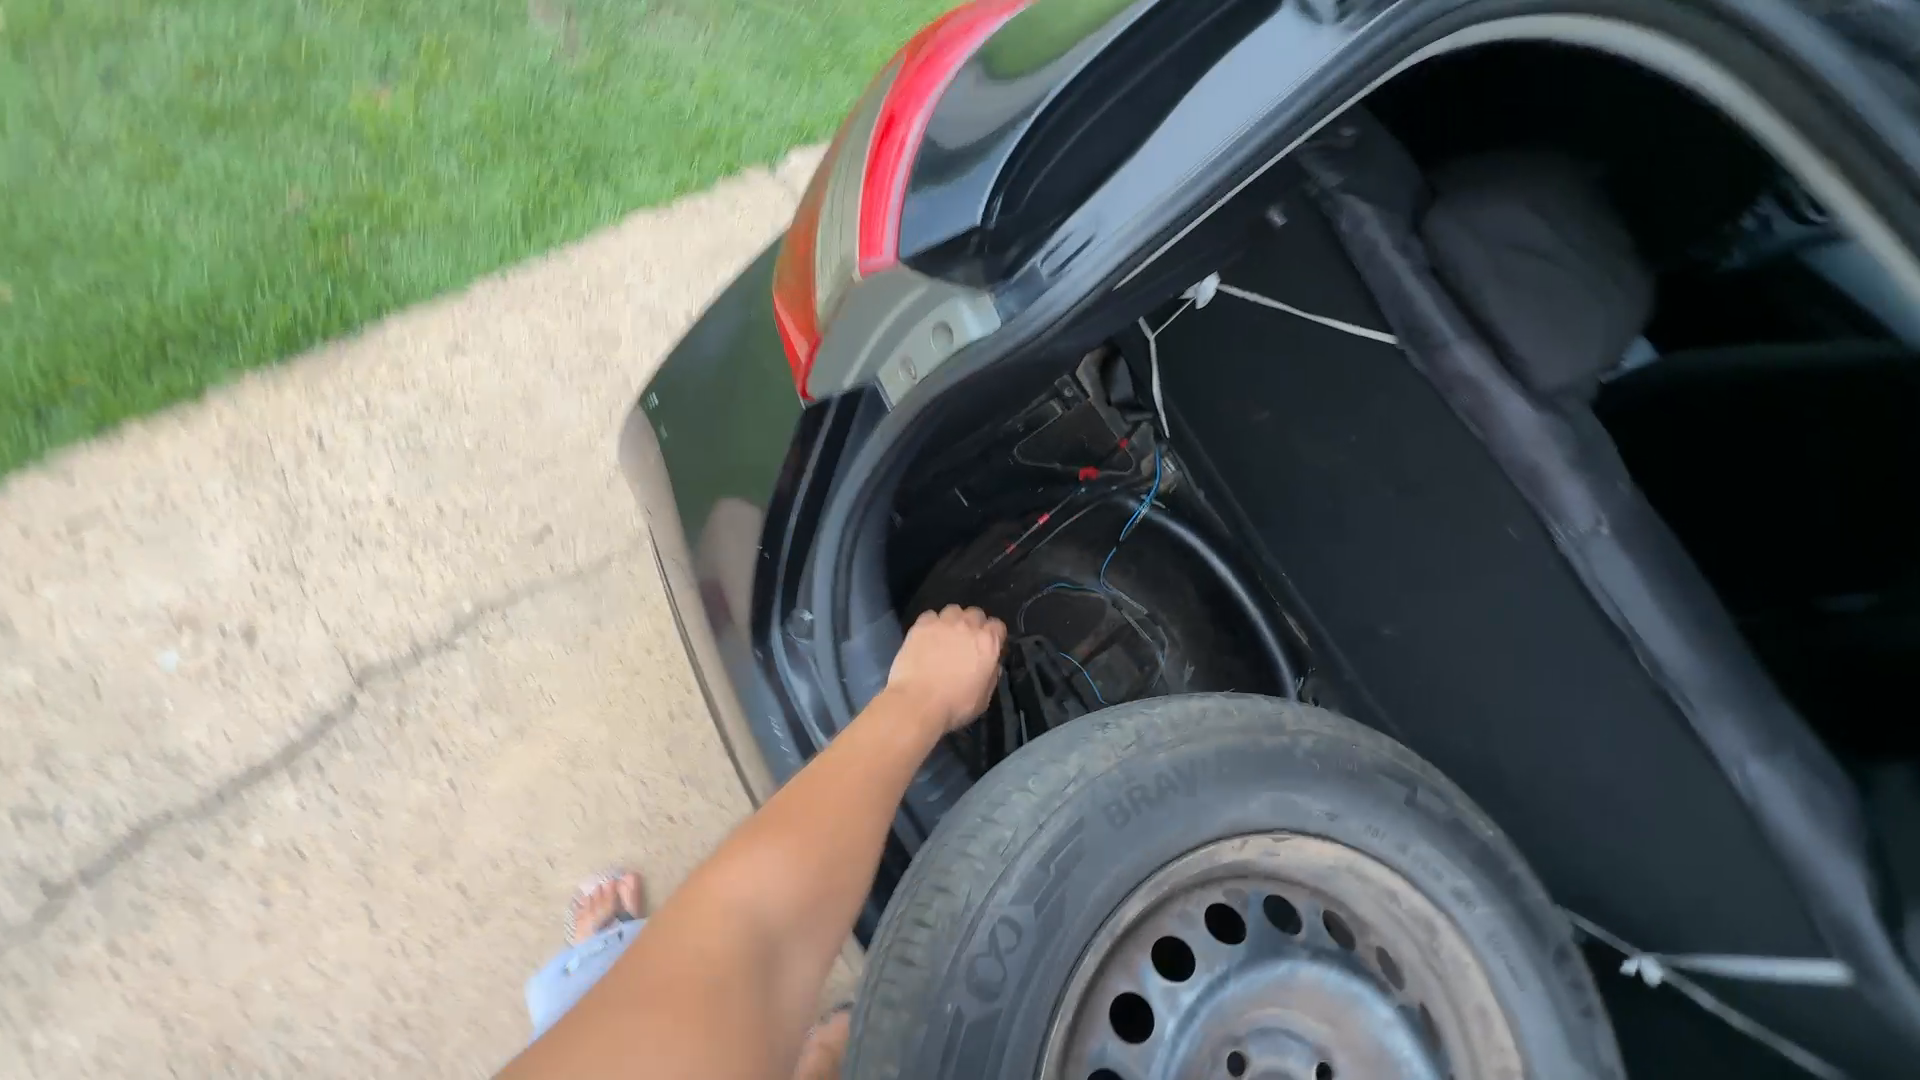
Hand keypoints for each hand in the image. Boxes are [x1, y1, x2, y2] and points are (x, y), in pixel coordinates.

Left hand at [887, 605, 1006, 733]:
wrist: (918, 703)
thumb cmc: (955, 705)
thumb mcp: (984, 698)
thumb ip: (991, 675)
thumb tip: (991, 665)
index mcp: (988, 643)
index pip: (998, 626)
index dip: (993, 635)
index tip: (987, 646)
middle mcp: (968, 626)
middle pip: (975, 613)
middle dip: (973, 624)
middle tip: (965, 641)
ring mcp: (943, 623)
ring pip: (953, 610)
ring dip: (953, 621)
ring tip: (945, 636)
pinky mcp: (921, 625)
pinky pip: (930, 615)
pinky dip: (931, 623)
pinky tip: (927, 637)